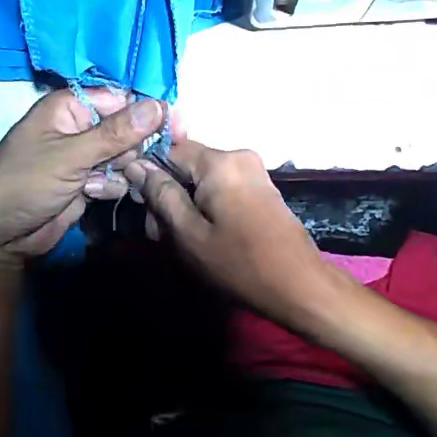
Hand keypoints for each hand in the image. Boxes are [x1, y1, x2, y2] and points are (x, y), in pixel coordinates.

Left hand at [0, 89, 165, 272]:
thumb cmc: (24, 183)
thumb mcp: (70, 155)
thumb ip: (116, 133)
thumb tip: (159, 106)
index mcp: (69, 106)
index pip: (121, 99)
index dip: (149, 112)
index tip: (178, 127)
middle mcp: (78, 127)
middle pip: (128, 129)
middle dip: (133, 148)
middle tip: (123, 164)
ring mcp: (83, 156)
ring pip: (126, 156)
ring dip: (121, 171)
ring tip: (95, 184)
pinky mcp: (87, 183)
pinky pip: (116, 178)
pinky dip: (112, 187)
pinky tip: (93, 195)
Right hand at [123, 139, 340, 325]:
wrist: (299, 286)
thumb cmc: (239, 263)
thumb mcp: (188, 234)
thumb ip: (161, 195)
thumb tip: (137, 164)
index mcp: (220, 161)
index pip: (169, 150)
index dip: (149, 174)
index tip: (142, 206)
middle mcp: (239, 156)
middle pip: (187, 167)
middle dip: (169, 196)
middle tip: (161, 235)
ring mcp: (254, 172)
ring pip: (203, 181)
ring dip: (186, 207)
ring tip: (182, 243)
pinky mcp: (261, 190)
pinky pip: (222, 189)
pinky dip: (207, 209)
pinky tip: (204, 238)